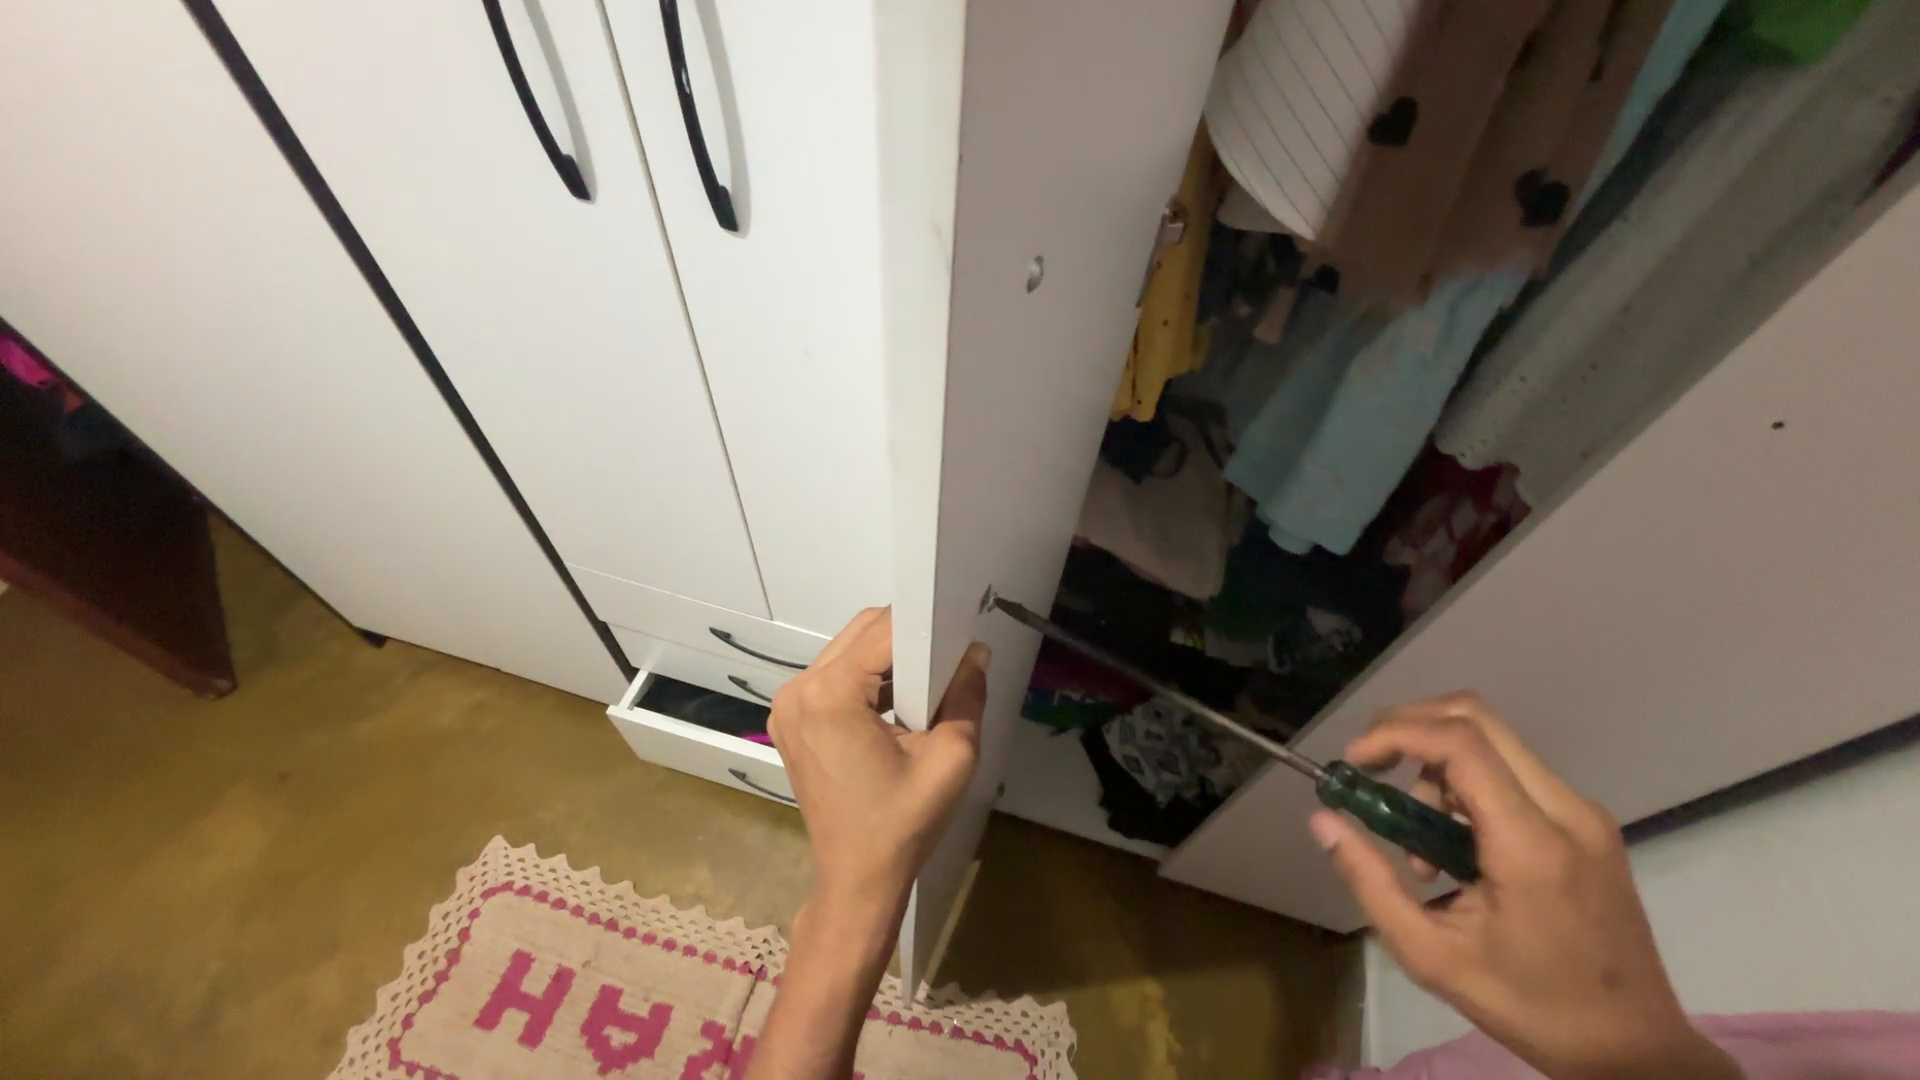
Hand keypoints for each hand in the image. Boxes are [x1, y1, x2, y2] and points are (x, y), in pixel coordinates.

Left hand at [768, 607, 988, 923]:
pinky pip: (833, 675)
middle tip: (944, 662)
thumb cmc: (903, 824)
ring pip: (847, 650)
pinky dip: (866, 678)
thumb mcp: (951, 759)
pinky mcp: (790, 718)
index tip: (957, 633)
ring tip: (923, 684)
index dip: (925, 626)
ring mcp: (787, 704)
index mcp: (830, 695)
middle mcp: (799, 690)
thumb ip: (967, 696)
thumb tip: (976, 652)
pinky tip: (894, 703)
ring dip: (886, 657)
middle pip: (861, 632)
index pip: (884, 630)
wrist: (858, 878)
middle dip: (906, 639)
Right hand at [1310, 694, 1740, 1079]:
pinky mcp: (1585, 822)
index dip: (1396, 734)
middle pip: (1476, 718)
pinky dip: (1462, 780)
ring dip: (1434, 762)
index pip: (1460, 743)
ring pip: (1491, 739)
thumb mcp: (1430, 955)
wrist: (1637, 1050)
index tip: (1356, 762)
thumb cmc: (1531, 1007)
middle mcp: (1566, 811)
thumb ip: (1370, 881)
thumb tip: (1322, 821)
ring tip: (1417, 834)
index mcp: (1532, 844)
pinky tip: (1450, 840)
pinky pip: (1510, 768)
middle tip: (1370, 765)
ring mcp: (1582, 813)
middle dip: (1408, 726)